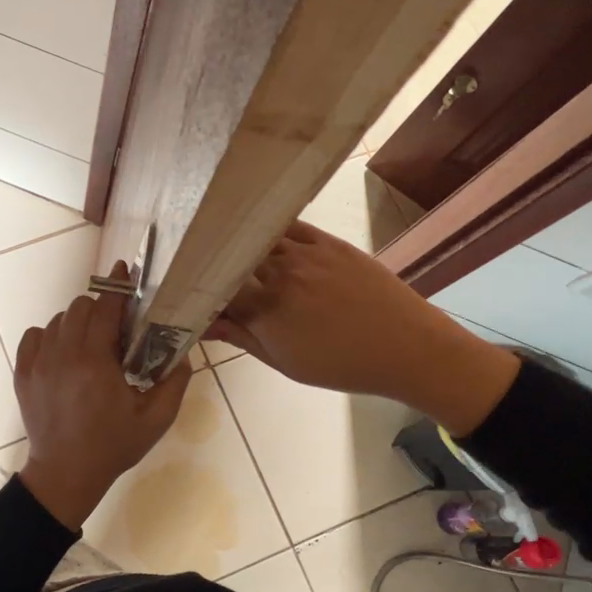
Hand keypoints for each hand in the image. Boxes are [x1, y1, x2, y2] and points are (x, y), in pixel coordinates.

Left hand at [15, 263, 191, 529]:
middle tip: (115, 329)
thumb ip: (174, 381)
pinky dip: (50, 336)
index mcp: (95, 362)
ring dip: (76, 324)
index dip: (117, 287)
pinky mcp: (23, 374)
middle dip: (99, 309)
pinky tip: (64, 353)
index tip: (125, 271)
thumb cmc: (113, 446)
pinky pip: (34, 336)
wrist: (66, 474)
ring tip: (91, 345)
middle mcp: (63, 355)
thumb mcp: (156, 419)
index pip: (105, 309)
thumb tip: (182, 351)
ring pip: (57, 321)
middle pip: (79, 307)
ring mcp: (38, 364)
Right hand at [203, 221, 518, 435]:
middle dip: (211, 260)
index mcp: (265, 313)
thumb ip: (243, 338)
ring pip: (255, 238)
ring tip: (220, 238)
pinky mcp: (327, 241)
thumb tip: (203, 325)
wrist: (408, 347)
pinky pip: (287, 225)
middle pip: (230, 258)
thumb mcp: (287, 363)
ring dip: (237, 240)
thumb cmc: (344, 365)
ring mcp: (304, 254)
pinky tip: (256, 226)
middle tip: (196, 260)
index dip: (196, 287)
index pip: (215, 290)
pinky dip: (267, 227)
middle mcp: (279, 276)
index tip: (184, 287)